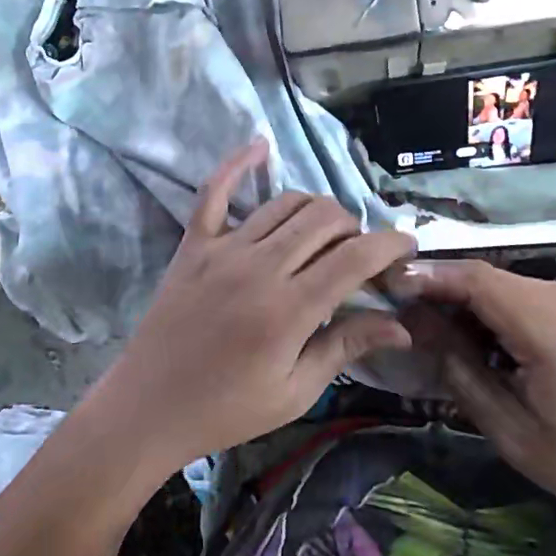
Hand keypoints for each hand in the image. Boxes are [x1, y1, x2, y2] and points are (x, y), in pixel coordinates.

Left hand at [83, 139, 414, 469]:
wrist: (147, 409)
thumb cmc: (227, 410)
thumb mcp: (295, 391)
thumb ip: (346, 347)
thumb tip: (401, 325)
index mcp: (290, 310)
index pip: (355, 257)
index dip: (391, 245)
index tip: (408, 246)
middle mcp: (260, 267)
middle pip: (325, 220)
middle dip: (356, 229)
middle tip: (361, 254)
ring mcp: (223, 250)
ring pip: (285, 203)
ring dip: (318, 209)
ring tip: (328, 231)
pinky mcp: (193, 245)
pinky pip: (214, 191)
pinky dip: (238, 165)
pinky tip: (261, 146)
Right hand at [389, 260, 555, 528]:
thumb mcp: (510, 428)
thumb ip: (459, 367)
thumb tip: (415, 322)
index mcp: (552, 328)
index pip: (476, 279)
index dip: (427, 276)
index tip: (385, 285)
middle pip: (487, 277)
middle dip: (440, 292)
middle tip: (398, 317)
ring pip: (503, 284)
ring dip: (464, 303)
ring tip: (430, 335)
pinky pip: (523, 296)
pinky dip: (491, 312)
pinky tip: (476, 342)